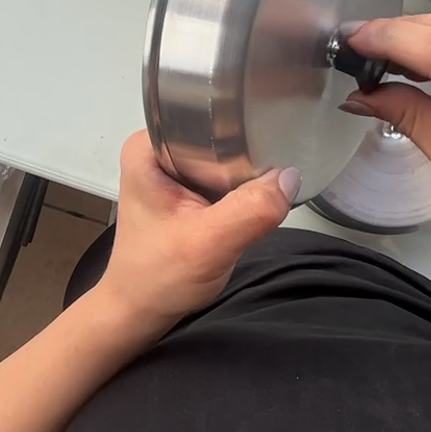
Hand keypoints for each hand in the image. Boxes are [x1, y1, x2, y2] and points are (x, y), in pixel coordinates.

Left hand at [91, 131, 294, 327]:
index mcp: (147, 147)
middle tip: (269, 182)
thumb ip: (250, 211)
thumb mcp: (208, 244)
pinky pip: (225, 178)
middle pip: (221, 137)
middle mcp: (156, 150)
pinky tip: (251, 204)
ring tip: (263, 193)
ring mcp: (171, 171)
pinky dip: (241, 192)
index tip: (269, 156)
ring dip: (246, 178)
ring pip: (227, 159)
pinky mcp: (186, 191)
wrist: (140, 311)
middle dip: (247, 160)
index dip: (241, 139)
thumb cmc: (158, 278)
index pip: (208, 120)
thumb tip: (290, 178)